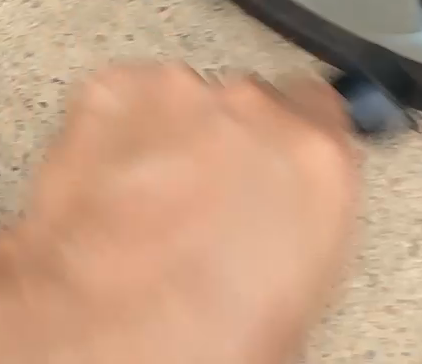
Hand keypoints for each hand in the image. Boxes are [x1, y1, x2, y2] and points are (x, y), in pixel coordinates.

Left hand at [0, 63, 362, 363]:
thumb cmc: (201, 333)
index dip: (290, 137)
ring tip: (143, 197)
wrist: (103, 323)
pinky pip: (119, 97)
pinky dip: (114, 127)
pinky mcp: (109, 89)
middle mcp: (247, 107)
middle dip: (224, 140)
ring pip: (178, 98)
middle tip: (197, 195)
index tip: (272, 154)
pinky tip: (108, 178)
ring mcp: (173, 91)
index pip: (318, 109)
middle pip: (243, 104)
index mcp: (312, 158)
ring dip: (166, 133)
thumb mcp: (298, 291)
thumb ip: (297, 216)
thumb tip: (276, 209)